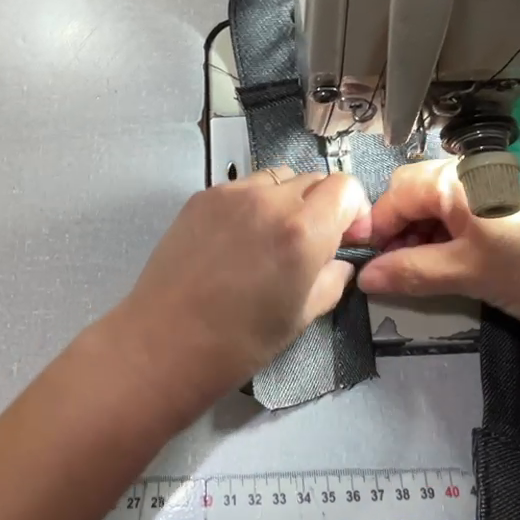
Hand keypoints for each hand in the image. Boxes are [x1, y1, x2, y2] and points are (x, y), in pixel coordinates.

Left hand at [105, 168, 371, 407]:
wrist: (165, 341)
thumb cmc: (239, 342)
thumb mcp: (302, 316)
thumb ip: (332, 278)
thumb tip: (340, 260)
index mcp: (302, 231)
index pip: (346, 187)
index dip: (353, 210)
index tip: (346, 237)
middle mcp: (269, 200)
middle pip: (313, 180)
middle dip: (321, 206)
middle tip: (310, 244)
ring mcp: (232, 193)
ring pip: (278, 178)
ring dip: (287, 200)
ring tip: (271, 240)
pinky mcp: (203, 196)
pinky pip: (243, 187)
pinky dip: (253, 204)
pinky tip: (238, 240)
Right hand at [357, 161, 519, 330]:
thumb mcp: (472, 276)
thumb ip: (413, 272)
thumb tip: (364, 277)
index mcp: (456, 177)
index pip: (393, 195)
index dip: (375, 230)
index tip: (368, 267)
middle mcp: (471, 167)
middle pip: (414, 192)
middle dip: (399, 230)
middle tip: (399, 273)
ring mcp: (495, 178)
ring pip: (439, 201)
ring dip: (425, 233)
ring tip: (429, 272)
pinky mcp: (514, 194)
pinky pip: (466, 206)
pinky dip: (452, 232)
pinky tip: (460, 261)